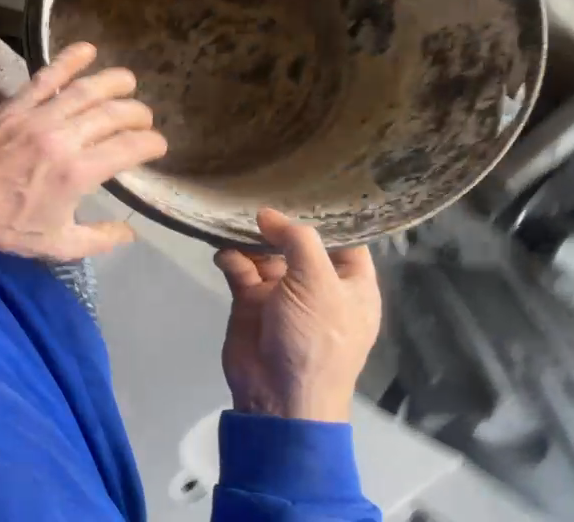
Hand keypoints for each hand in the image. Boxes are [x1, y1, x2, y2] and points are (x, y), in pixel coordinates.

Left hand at [0, 42, 166, 260]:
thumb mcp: (58, 245)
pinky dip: (67, 61)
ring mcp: (34, 118)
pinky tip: (87, 50)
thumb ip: (99, 239)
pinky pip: (44, 77)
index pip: (129, 148)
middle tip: (144, 118)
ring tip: (129, 80)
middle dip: (137, 113)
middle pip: (112, 114)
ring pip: (83, 90)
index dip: (151, 144)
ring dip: (112, 81)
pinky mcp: (12, 106)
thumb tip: (130, 231)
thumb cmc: (5, 227)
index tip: (156, 145)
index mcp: (76, 174)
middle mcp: (61, 139)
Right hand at [214, 209, 380, 423]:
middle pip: (297, 241)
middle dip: (276, 222)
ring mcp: (282, 291)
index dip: (329, 215)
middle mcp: (317, 283)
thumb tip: (268, 213)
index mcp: (350, 284)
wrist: (279, 391)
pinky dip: (230, 257)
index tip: (302, 182)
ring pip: (264, 251)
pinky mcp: (250, 299)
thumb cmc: (315, 339)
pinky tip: (223, 255)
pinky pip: (239, 267)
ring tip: (230, 222)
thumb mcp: (318, 285)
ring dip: (247, 238)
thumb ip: (298, 241)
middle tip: (253, 191)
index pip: (346, 240)